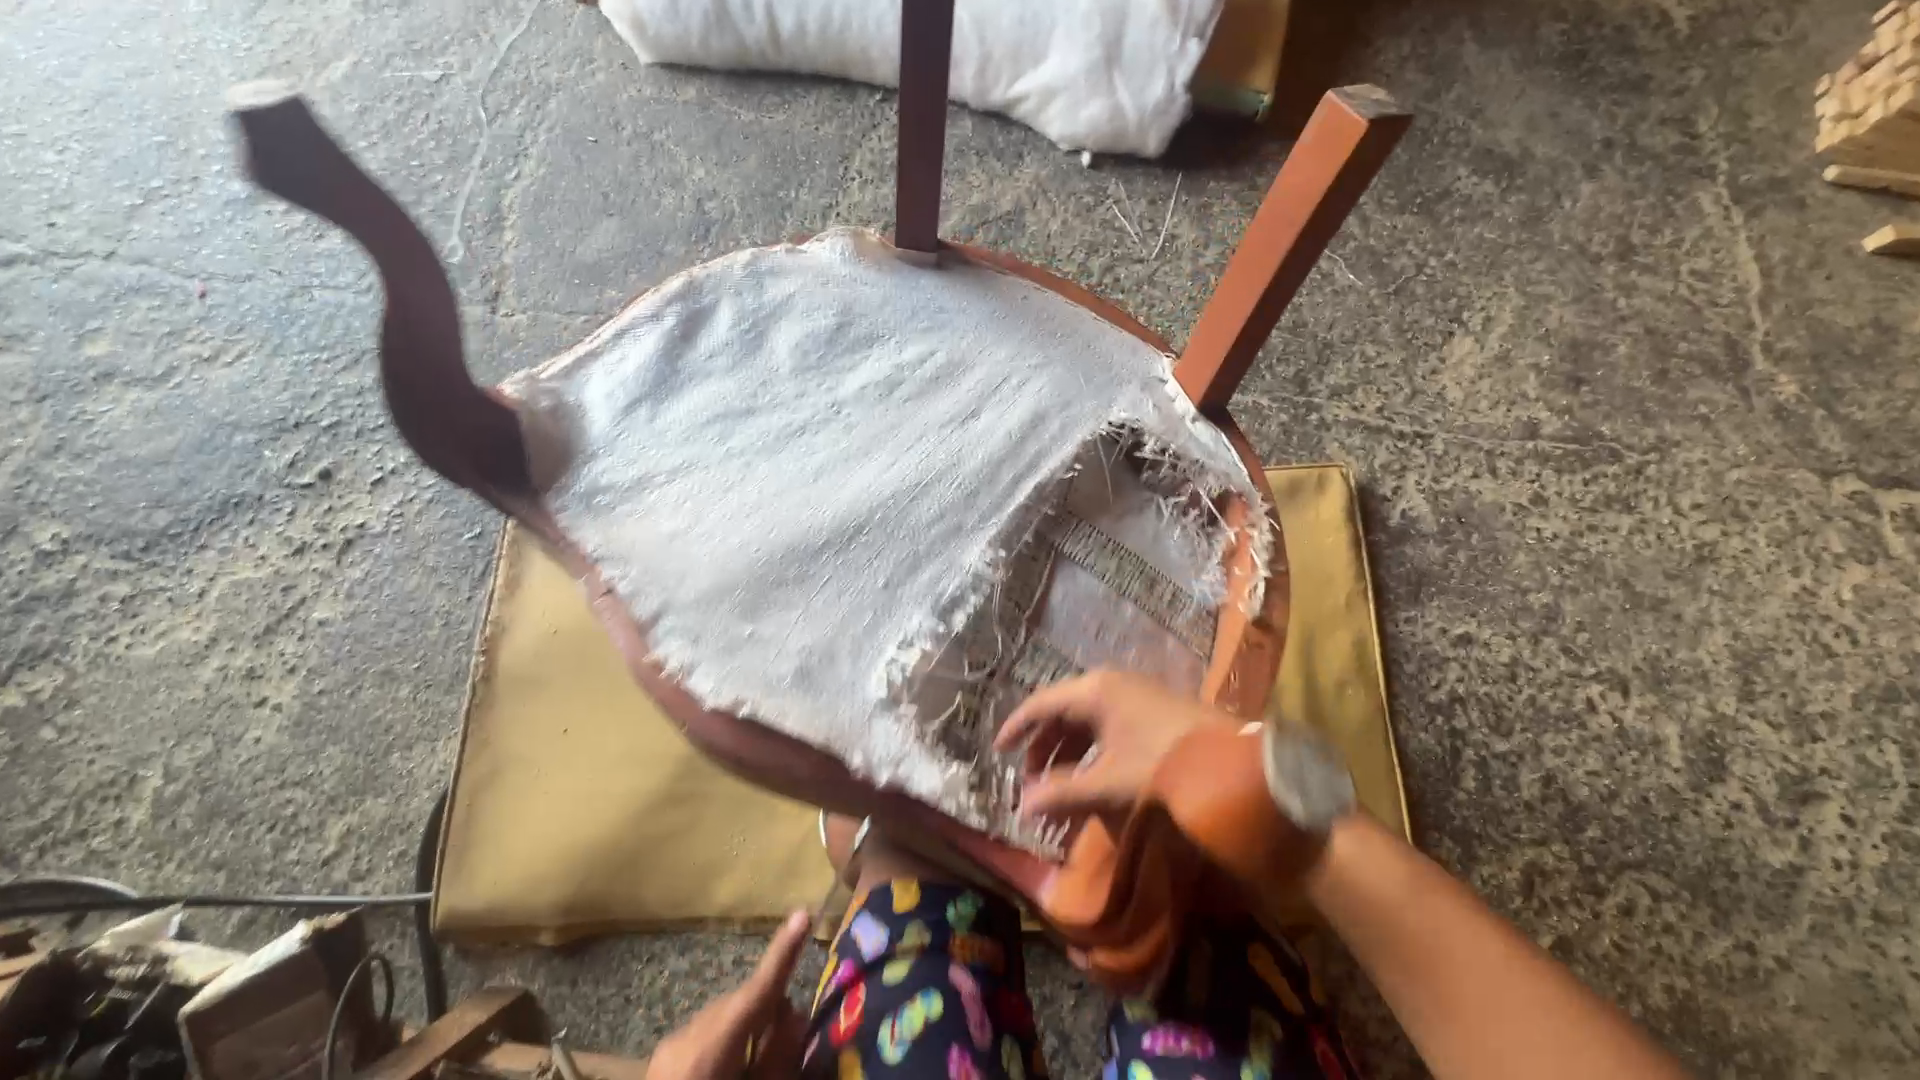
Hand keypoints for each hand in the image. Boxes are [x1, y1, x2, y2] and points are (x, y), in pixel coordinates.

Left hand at [648, 910, 811, 1079]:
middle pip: (742, 1004)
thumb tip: (793, 1013)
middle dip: (769, 1012)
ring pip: (724, 1019)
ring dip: (747, 1032)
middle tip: (791, 1043)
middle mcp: (687, 1036)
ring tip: (758, 1067)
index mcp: (712, 1049)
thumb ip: (778, 1058)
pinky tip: (731, 1073)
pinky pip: (705, 1037)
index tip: (803, 914)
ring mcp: (669, 1049)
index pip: (758, 990)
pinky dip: (726, 1046)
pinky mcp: (661, 1062)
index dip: (783, 952)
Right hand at [994, 671, 1239, 827]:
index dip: (1016, 728)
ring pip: (1086, 719)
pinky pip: (1107, 725)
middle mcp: (1111, 684)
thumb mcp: (1110, 783)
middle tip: (1031, 779)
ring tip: (1058, 784)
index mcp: (1095, 691)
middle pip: (1062, 710)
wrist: (1237, 761)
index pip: (1040, 703)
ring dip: (1068, 750)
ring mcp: (1134, 695)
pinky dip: (1092, 750)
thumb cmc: (1166, 766)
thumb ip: (1064, 794)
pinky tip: (1092, 776)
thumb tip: (1022, 805)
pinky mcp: (1152, 710)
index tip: (997, 753)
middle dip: (1043, 746)